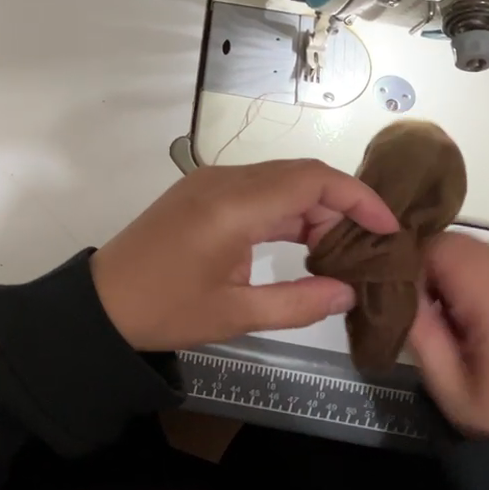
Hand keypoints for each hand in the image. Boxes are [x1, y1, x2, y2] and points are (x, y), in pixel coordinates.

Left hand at [89, 160, 398, 350]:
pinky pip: (254, 189)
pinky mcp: (198, 192)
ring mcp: (207, 182)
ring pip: (277, 180)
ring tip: (338, 252)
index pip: (312, 179)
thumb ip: (298, 302)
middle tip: (366, 248)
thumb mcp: (235, 314)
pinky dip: (283, 210)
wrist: (100, 304)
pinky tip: (299, 243)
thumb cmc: (164, 310)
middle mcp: (223, 181)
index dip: (358, 198)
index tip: (388, 228)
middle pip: (298, 175)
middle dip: (339, 206)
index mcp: (234, 205)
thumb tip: (349, 293)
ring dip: (311, 209)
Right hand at [406, 232, 488, 436]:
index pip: (451, 249)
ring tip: (474, 318)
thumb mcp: (443, 383)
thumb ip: (418, 323)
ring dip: (480, 275)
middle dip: (450, 268)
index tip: (413, 293)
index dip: (421, 262)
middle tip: (440, 309)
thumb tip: (399, 276)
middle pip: (479, 248)